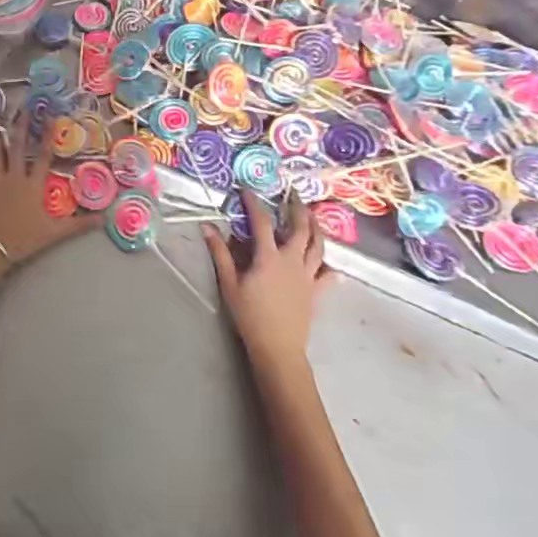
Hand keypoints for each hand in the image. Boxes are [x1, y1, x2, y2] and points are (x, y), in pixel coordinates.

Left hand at [0, 112, 97, 264]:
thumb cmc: (25, 238)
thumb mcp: (55, 232)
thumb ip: (79, 224)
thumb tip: (104, 219)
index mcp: (33, 185)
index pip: (43, 156)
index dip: (47, 136)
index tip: (49, 118)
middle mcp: (14, 176)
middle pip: (17, 146)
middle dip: (21, 126)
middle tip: (23, 109)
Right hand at [203, 189, 335, 358]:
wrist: (277, 346)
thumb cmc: (249, 315)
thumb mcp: (229, 283)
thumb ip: (221, 253)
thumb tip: (208, 227)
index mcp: (269, 257)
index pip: (262, 222)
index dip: (254, 203)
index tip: (247, 190)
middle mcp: (293, 261)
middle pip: (301, 228)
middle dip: (297, 208)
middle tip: (294, 195)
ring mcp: (308, 276)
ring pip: (319, 246)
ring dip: (317, 228)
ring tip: (313, 217)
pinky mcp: (316, 291)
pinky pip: (327, 275)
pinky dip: (329, 266)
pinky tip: (329, 265)